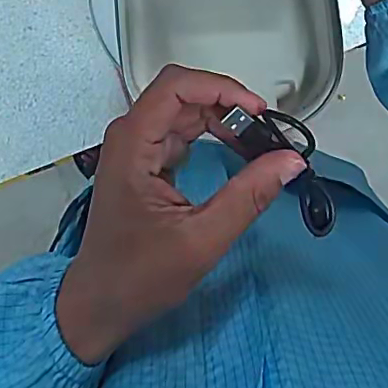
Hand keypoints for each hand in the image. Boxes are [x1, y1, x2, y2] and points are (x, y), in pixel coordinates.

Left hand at [56, 66, 306, 364]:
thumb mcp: (201, 239)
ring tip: (258, 142)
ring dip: (222, 117)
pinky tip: (237, 149)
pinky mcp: (143, 157)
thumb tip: (287, 162)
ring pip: (183, 109)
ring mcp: (135, 144)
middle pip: (181, 93)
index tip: (257, 110)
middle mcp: (130, 134)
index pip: (175, 86)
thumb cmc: (138, 275)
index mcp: (132, 142)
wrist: (100, 301)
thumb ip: (247, 196)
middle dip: (226, 102)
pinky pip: (180, 130)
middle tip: (265, 130)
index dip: (218, 87)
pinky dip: (211, 133)